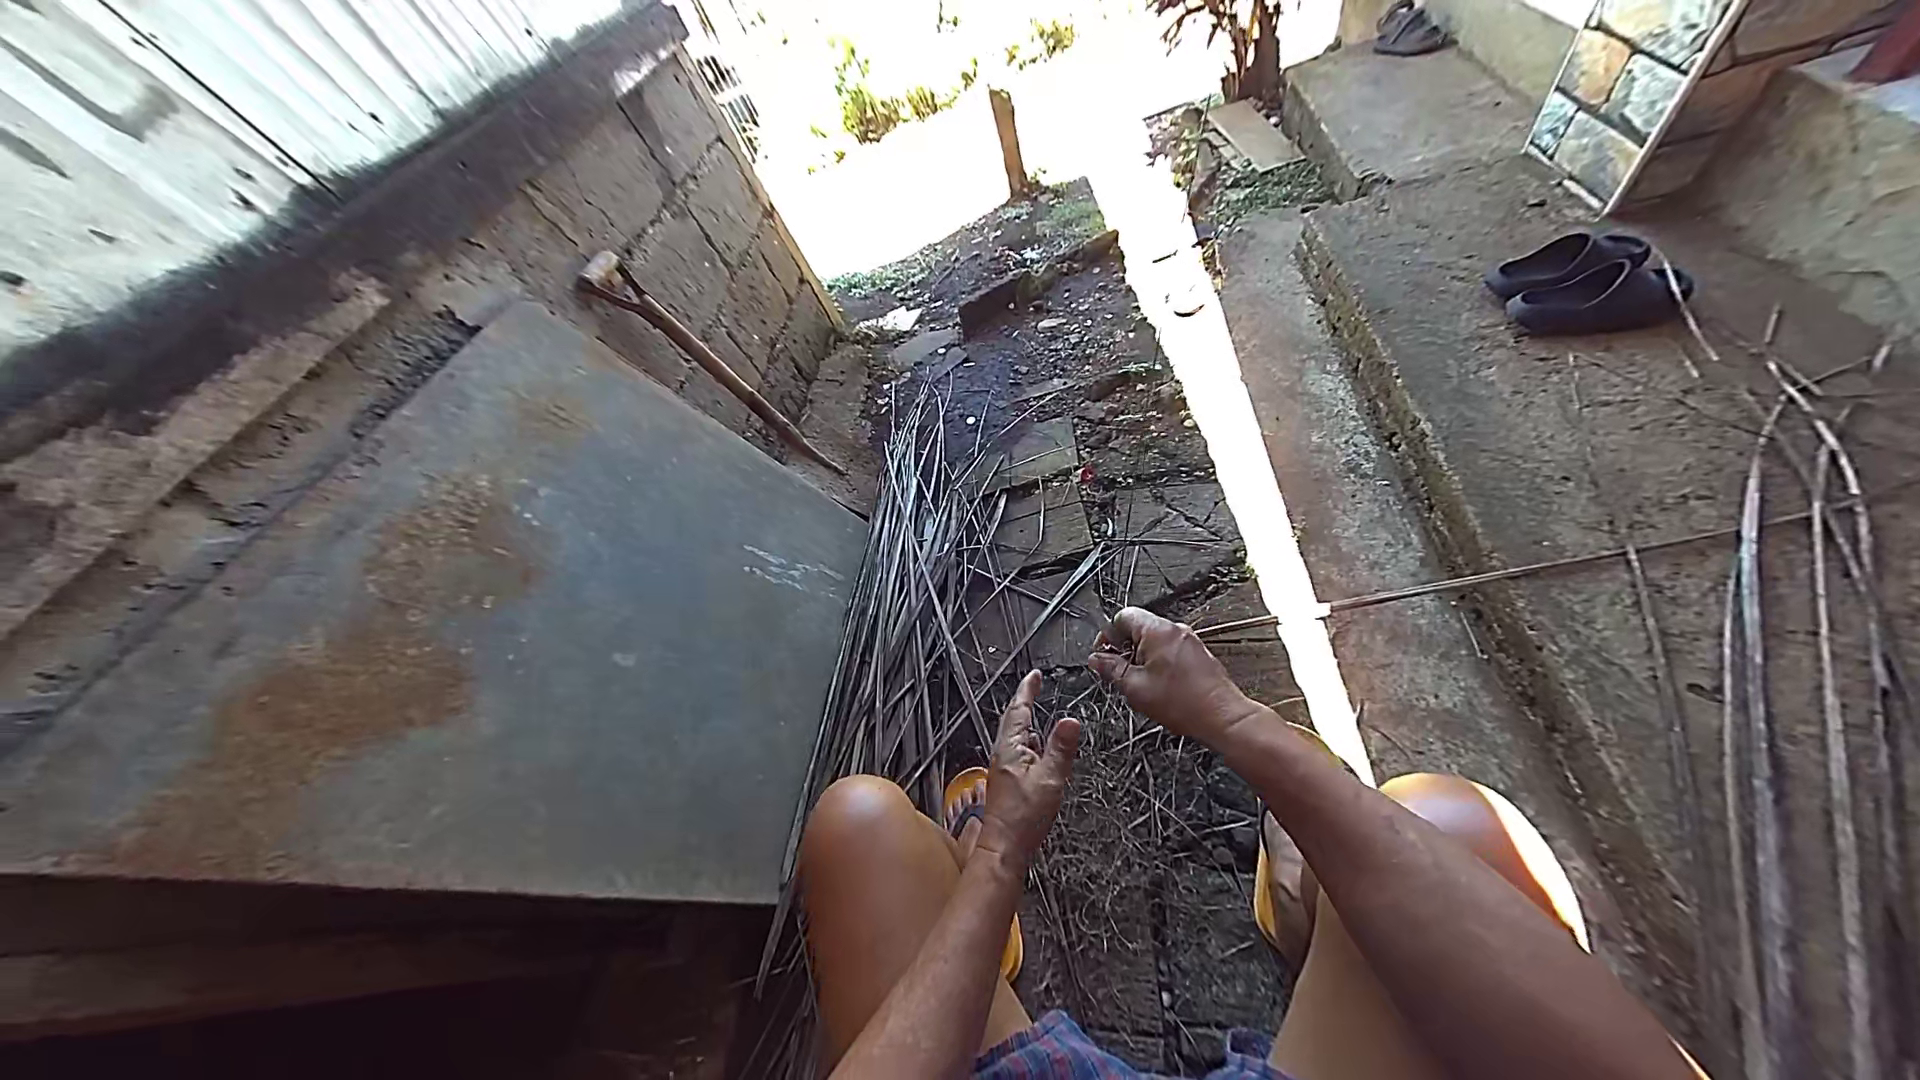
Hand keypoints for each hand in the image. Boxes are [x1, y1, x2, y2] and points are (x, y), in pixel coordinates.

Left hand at [977, 671, 1082, 868]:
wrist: (1004, 847)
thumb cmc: (1023, 818)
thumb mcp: (1050, 779)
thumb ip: (1061, 749)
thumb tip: (1071, 720)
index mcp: (1010, 747)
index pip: (1018, 708)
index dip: (1027, 690)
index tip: (1035, 676)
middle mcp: (1002, 753)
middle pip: (1013, 718)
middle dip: (1025, 700)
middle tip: (1035, 687)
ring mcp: (1002, 766)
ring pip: (1015, 734)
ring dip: (1026, 720)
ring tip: (1038, 710)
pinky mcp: (1006, 779)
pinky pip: (1017, 749)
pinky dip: (1028, 740)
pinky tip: (1037, 749)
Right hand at [1087, 607, 1265, 746]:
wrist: (1222, 718)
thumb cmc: (1185, 703)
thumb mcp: (1135, 687)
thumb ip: (1111, 669)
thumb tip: (1097, 660)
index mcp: (1157, 631)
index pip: (1122, 616)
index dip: (1107, 635)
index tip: (1103, 654)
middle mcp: (1174, 630)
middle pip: (1138, 627)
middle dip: (1124, 648)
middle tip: (1120, 671)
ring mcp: (1188, 640)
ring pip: (1153, 639)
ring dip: (1141, 656)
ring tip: (1141, 682)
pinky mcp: (1196, 653)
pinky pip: (1169, 649)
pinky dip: (1158, 662)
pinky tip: (1159, 685)